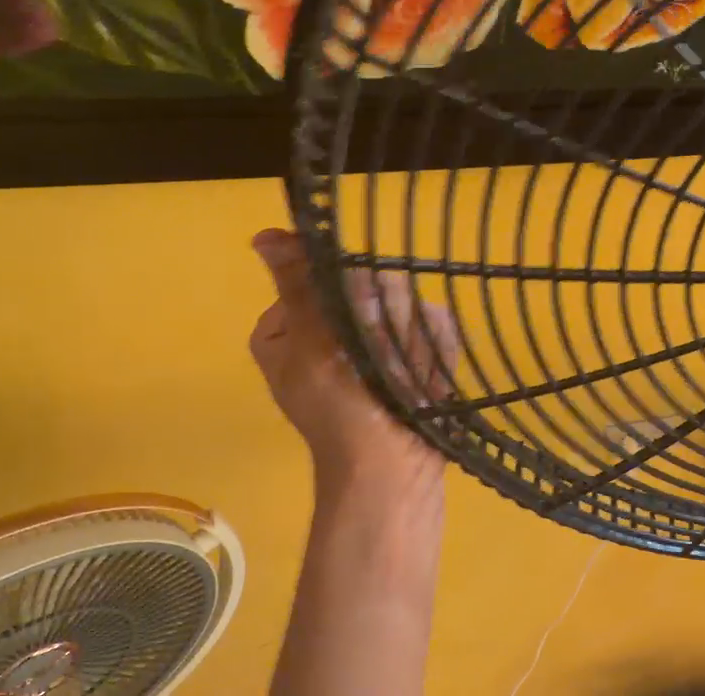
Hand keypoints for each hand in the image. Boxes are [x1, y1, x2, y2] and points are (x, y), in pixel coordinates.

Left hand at [250, 229, 457, 485]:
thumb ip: (301, 287)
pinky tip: (432, 382)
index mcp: (292, 328)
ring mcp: (372, 351)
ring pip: (414, 312)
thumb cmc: (347, 408)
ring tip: (416, 378)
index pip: (336, 276)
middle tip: (393, 355)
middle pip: (380, 292)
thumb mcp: (315, 342)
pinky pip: (435, 338)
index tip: (367, 317)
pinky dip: (438, 357)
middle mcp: (330, 334)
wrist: (394, 468)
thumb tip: (266, 236)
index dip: (360, 293)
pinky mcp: (408, 365)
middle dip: (398, 320)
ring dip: (423, 342)